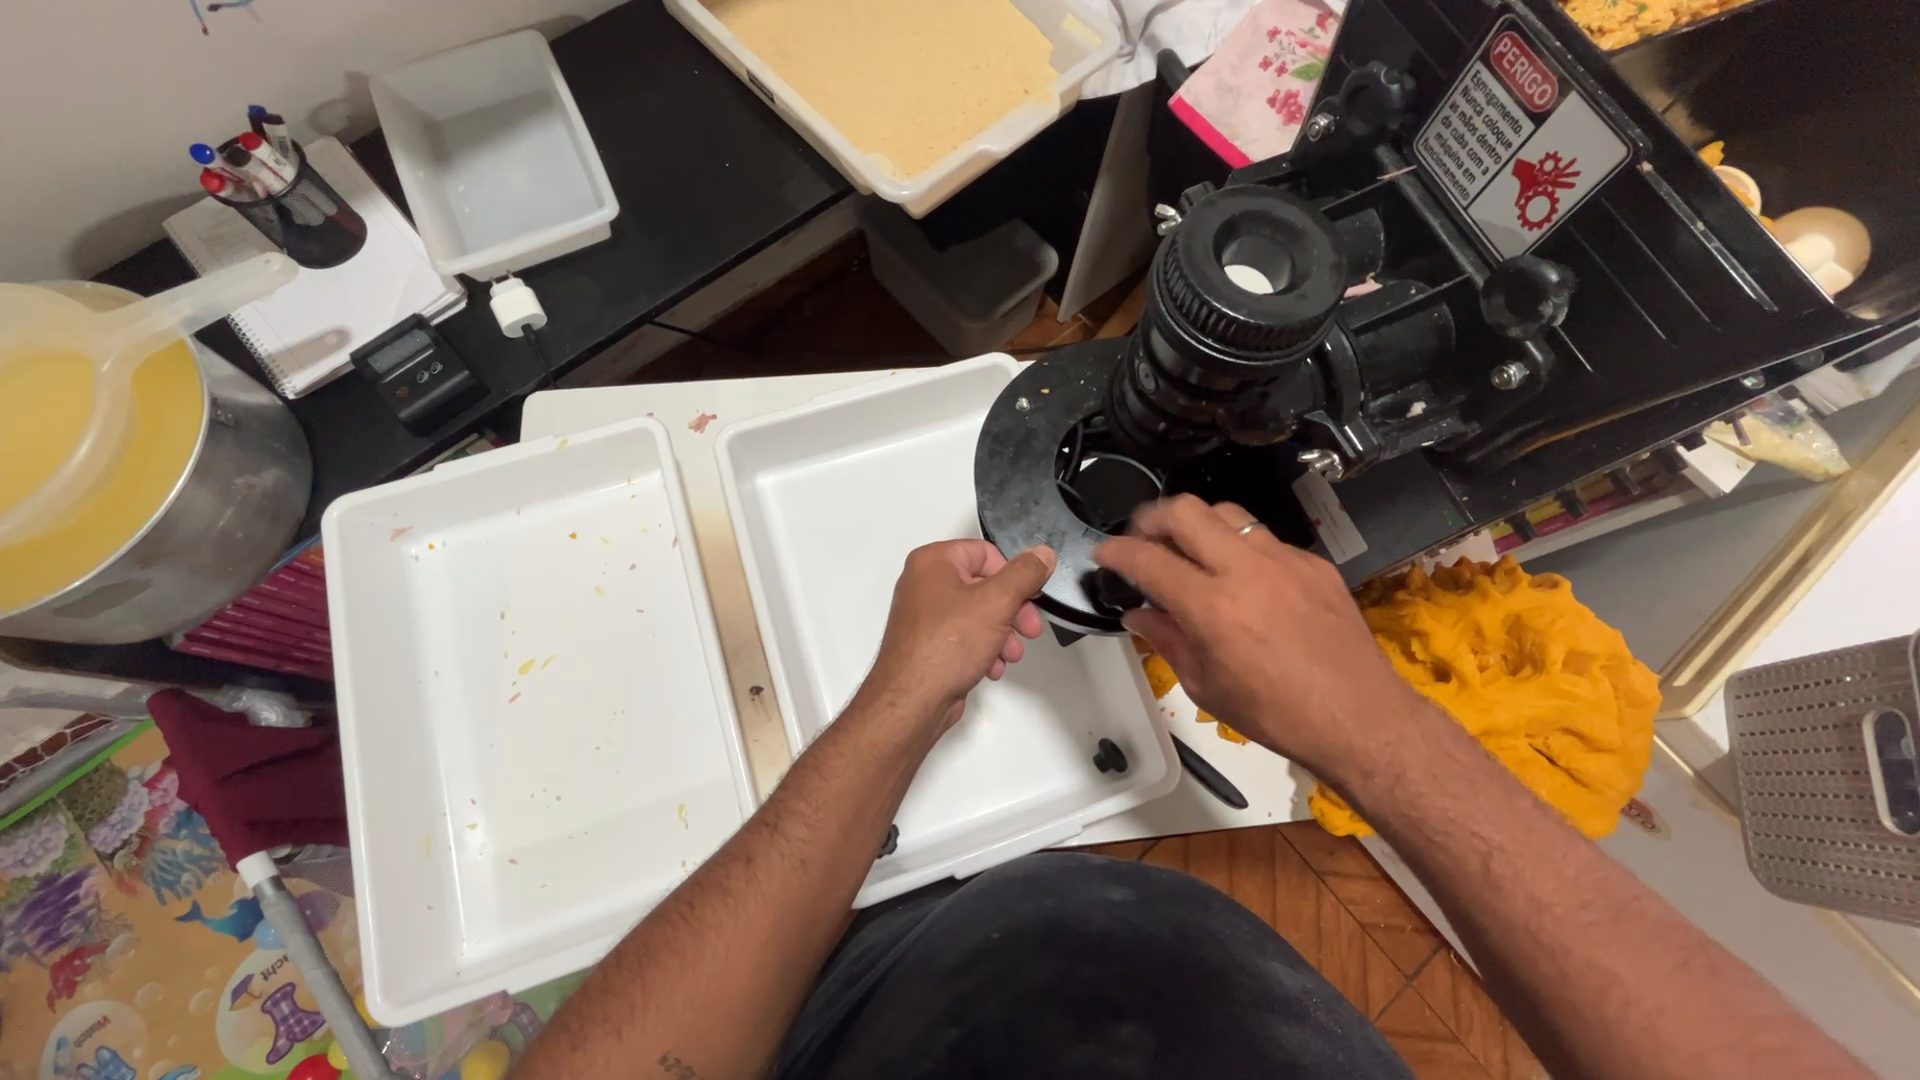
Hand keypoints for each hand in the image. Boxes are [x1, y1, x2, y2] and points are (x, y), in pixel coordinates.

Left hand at [859, 540, 1055, 729]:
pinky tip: (992, 666)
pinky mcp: (928, 644)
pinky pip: (964, 637)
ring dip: (1002, 634)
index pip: (985, 553)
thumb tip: (1041, 554)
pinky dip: (983, 649)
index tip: (1033, 595)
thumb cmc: (946, 646)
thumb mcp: (997, 602)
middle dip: (1012, 610)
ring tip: (1011, 653)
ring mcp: (925, 616)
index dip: (1013, 575)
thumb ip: (1024, 574)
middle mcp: (924, 584)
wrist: (913, 700)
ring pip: (977, 615)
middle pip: (984, 585)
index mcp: (933, 561)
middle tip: (1030, 629)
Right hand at [1094, 496, 1427, 777]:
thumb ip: (1166, 640)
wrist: (1359, 718)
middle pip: (1185, 511)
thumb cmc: (1275, 713)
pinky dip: (1240, 549)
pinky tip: (1242, 579)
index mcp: (1212, 607)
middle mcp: (1246, 571)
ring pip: (1227, 514)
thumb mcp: (1204, 686)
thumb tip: (1138, 615)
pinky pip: (1265, 539)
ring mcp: (1285, 561)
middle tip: (1142, 538)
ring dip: (1197, 524)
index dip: (1116, 552)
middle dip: (1151, 518)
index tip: (1104, 554)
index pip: (1149, 560)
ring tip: (1189, 550)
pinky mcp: (1314, 564)